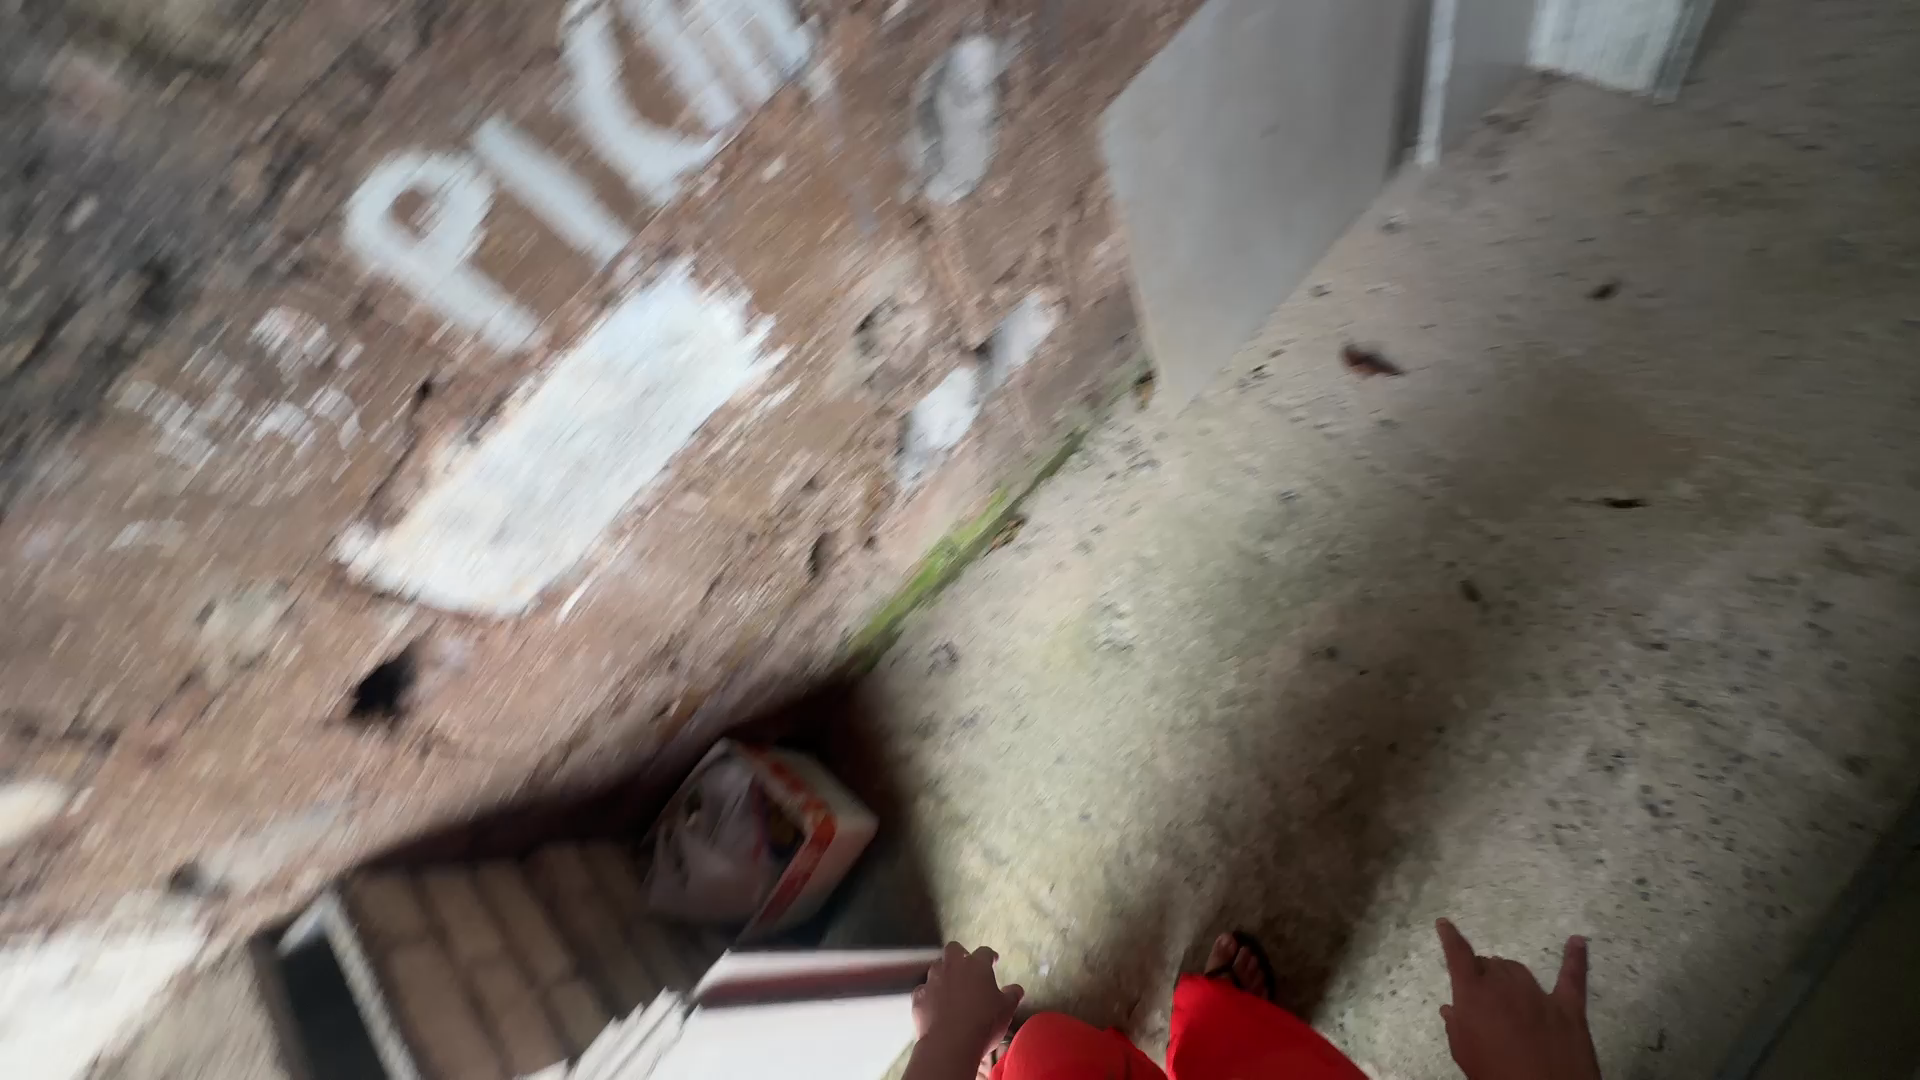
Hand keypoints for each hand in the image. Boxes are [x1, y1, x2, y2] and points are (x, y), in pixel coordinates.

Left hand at [912, 942, 1024, 1060]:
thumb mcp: (1006, 1010)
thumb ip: (1012, 996)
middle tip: (966, 966)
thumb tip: (1017, 988)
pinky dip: (929, 995)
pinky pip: (924, 990)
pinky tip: (934, 1005)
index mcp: (976, 965)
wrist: (950, 1043)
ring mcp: (933, 979)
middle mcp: (953, 966)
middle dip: (960, 954)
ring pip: (937, 967)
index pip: (985, 952)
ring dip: (943, 974)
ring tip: (950, 988)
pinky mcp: (919, 996)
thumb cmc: (983, 1023)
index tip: (993, 960)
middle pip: (954, 949)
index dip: (990, 956)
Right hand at [1436, 919, 1601, 1079]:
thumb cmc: (1496, 1075)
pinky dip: (1575, 959)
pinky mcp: (1569, 1010)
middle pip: (1490, 964)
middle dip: (1484, 974)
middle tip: (1484, 996)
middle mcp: (1503, 986)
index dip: (1449, 936)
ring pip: (1517, 970)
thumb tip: (1451, 1010)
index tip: (1444, 923)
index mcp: (1472, 992)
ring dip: (1509, 975)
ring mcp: (1538, 996)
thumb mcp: (1464, 1052)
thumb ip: (1456, 1026)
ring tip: (1508, 993)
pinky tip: (1578, 940)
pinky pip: (1572, 979)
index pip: (1457, 954)